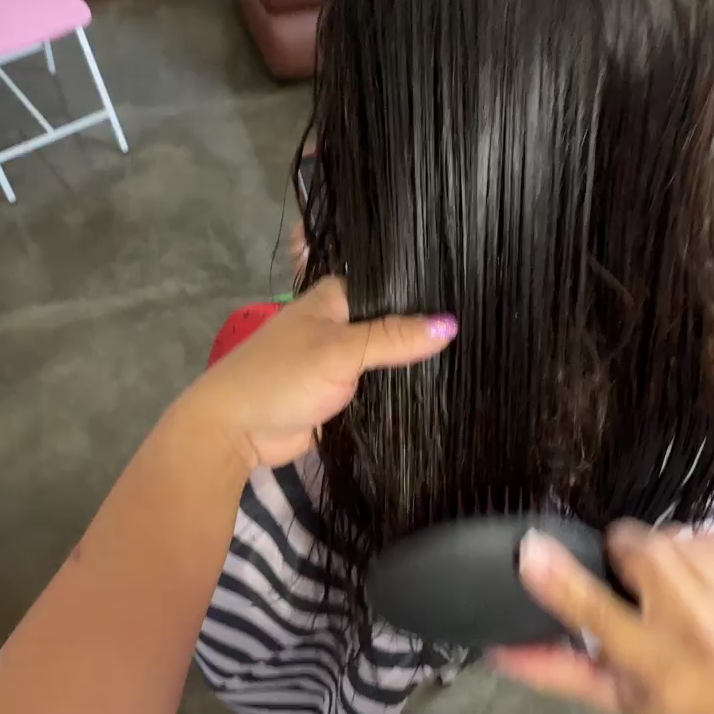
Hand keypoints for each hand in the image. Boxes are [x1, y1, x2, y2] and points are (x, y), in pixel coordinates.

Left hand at [179, 277, 455, 468]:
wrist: (235, 430)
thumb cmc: (280, 377)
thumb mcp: (340, 352)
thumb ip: (394, 339)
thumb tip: (452, 325)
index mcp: (335, 297)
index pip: (391, 283)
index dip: (426, 291)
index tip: (472, 294)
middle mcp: (339, 322)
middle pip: (392, 321)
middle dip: (423, 330)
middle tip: (479, 331)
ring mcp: (340, 358)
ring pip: (387, 356)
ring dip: (411, 362)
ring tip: (469, 358)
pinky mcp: (340, 392)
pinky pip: (378, 385)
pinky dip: (397, 387)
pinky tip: (435, 385)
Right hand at [490, 521, 713, 713]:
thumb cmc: (682, 712)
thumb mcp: (614, 700)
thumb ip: (554, 671)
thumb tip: (497, 650)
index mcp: (656, 667)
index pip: (596, 612)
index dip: (558, 577)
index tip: (531, 547)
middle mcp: (701, 634)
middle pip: (642, 552)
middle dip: (623, 552)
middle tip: (624, 576)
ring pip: (674, 537)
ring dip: (658, 550)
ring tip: (662, 581)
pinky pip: (710, 538)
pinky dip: (692, 550)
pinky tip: (696, 580)